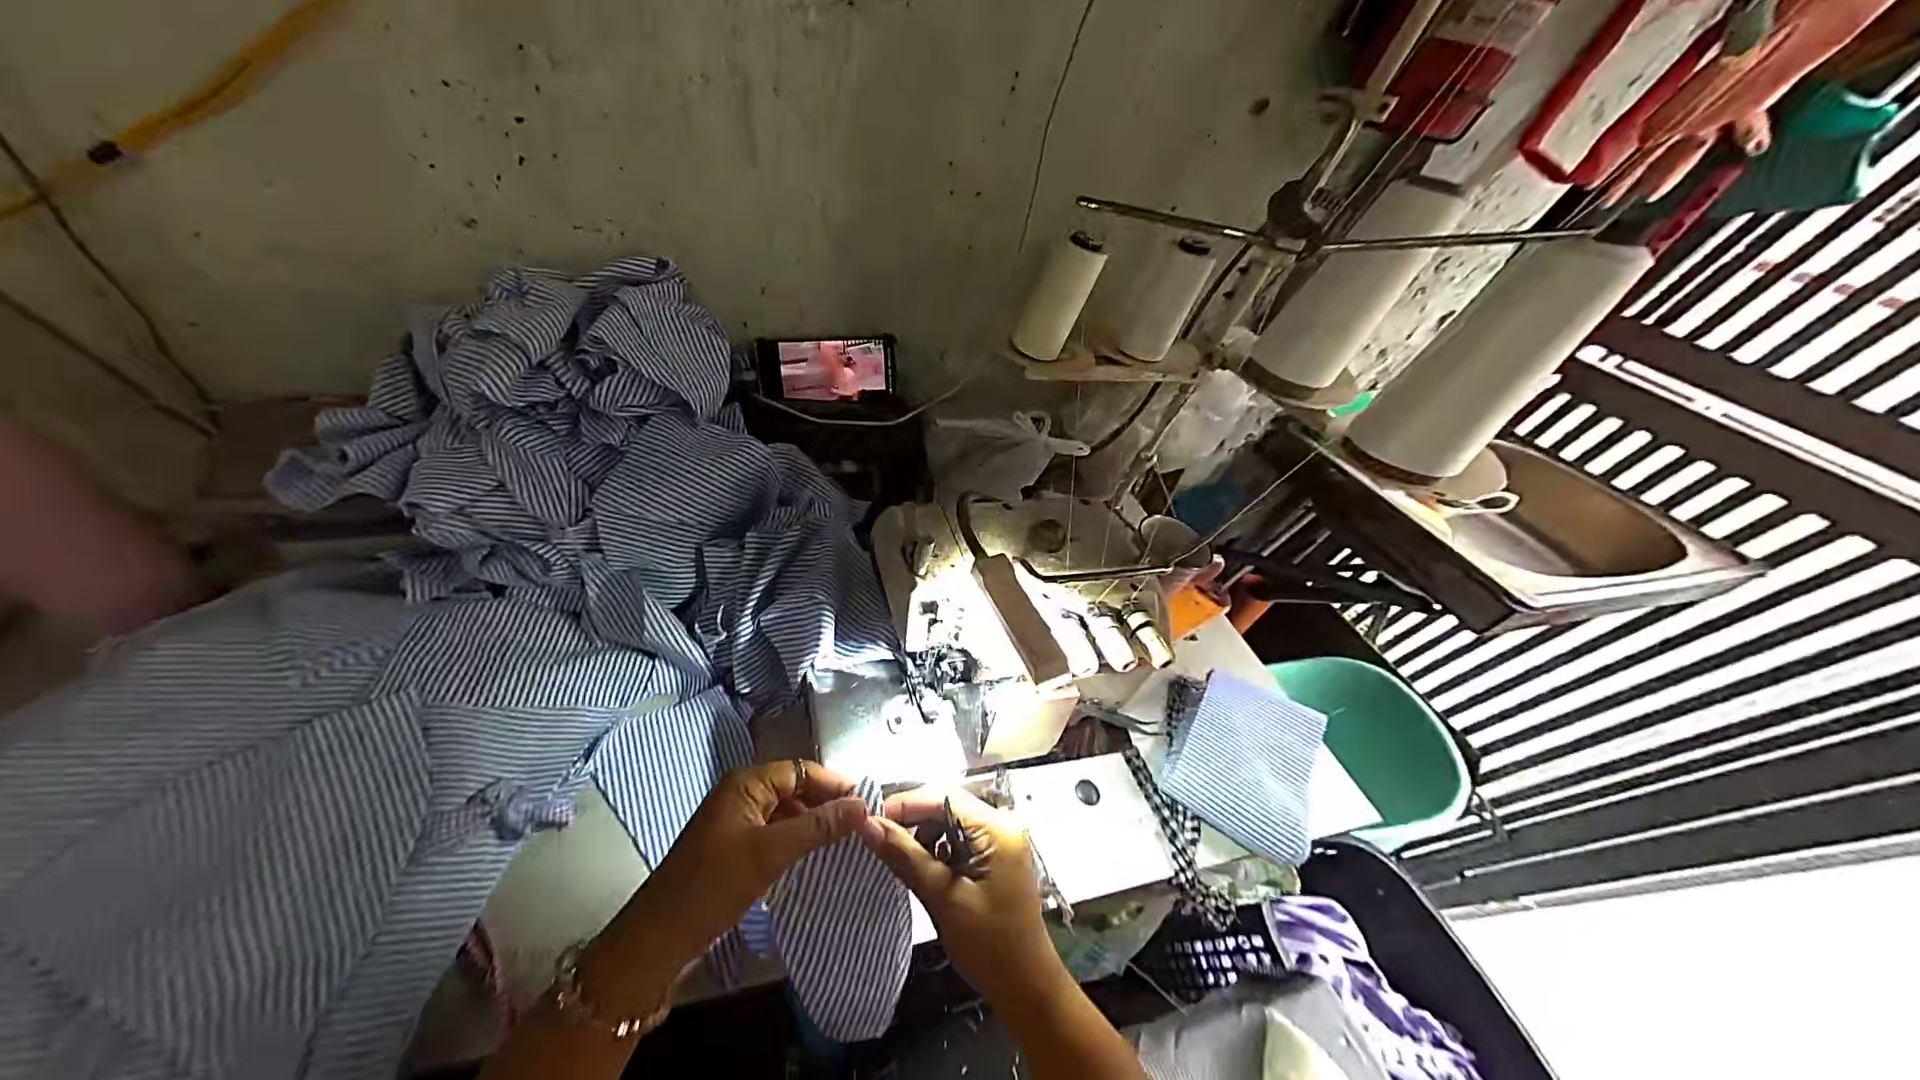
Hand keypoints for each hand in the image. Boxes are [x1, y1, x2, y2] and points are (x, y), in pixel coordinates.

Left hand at [579, 760, 869, 1020]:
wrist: (657, 941)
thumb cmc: (713, 887)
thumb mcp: (771, 853)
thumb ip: (818, 827)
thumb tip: (862, 804)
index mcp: (745, 784)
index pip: (802, 770)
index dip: (834, 785)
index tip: (866, 806)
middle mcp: (739, 795)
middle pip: (794, 788)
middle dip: (825, 804)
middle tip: (860, 826)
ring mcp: (733, 822)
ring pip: (784, 812)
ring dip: (811, 824)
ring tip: (843, 842)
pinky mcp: (731, 848)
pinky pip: (772, 833)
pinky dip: (793, 841)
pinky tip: (811, 858)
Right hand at [857, 787, 1062, 1002]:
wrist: (1027, 987)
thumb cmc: (991, 946)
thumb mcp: (943, 898)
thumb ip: (906, 857)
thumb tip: (869, 825)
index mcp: (998, 829)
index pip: (943, 797)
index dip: (904, 804)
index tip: (870, 820)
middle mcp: (1004, 824)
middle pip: (947, 804)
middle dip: (912, 820)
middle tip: (878, 839)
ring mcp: (1003, 839)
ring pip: (951, 820)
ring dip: (923, 835)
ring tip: (901, 859)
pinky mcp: (997, 855)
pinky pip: (961, 837)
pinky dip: (939, 848)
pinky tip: (925, 869)